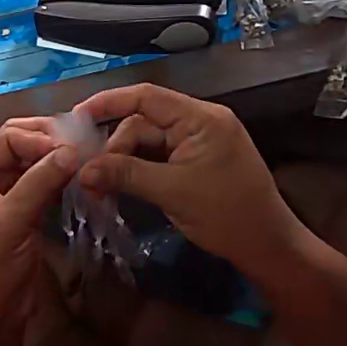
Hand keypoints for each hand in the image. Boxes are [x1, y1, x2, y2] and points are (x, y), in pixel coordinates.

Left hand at [0, 118, 76, 345]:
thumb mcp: (9, 224)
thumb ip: (38, 184)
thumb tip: (71, 149)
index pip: (8, 139)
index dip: (40, 138)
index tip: (73, 147)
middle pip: (22, 148)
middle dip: (51, 144)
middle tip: (86, 147)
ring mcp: (8, 201)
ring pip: (36, 169)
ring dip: (60, 163)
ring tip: (91, 159)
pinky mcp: (26, 220)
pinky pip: (45, 190)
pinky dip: (62, 183)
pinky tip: (83, 180)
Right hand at [75, 84, 304, 268]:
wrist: (269, 248)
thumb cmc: (228, 215)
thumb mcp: (172, 192)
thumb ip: (125, 174)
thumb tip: (82, 171)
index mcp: (201, 118)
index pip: (147, 97)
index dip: (108, 102)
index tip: (77, 117)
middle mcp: (199, 122)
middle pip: (142, 122)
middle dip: (113, 146)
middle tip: (88, 174)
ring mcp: (197, 142)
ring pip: (146, 142)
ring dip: (122, 161)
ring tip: (98, 185)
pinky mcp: (194, 161)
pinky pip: (156, 157)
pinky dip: (136, 169)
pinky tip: (116, 184)